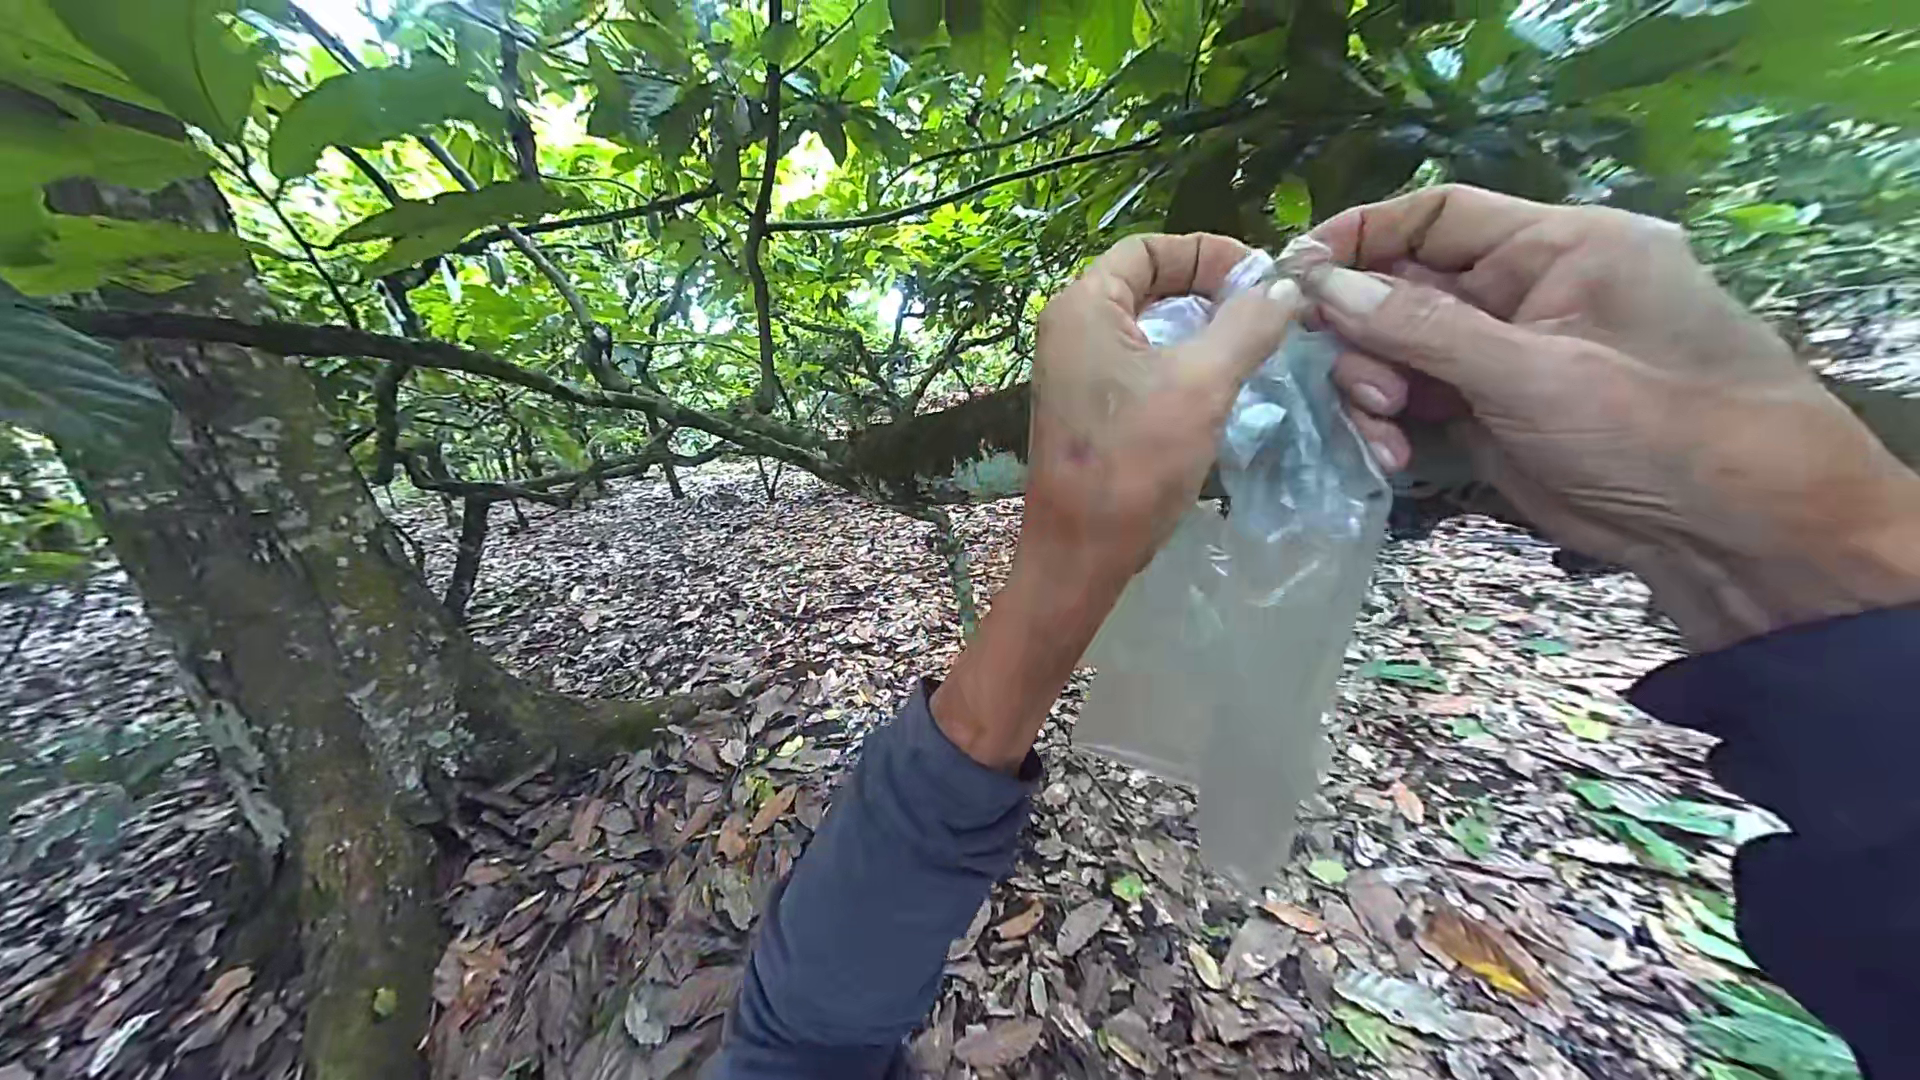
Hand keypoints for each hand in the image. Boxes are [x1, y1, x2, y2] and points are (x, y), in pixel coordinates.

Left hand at [933, 233, 1300, 769]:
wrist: (1080, 551)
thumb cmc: (1134, 464)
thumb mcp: (1202, 384)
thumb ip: (1248, 323)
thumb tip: (1286, 285)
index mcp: (1082, 308)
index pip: (1149, 249)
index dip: (1209, 254)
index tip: (1260, 281)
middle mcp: (1067, 331)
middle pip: (1146, 287)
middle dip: (1206, 295)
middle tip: (1260, 318)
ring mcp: (1070, 373)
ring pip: (1144, 331)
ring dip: (1196, 334)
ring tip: (1246, 354)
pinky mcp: (1082, 408)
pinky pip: (1134, 367)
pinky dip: (1175, 367)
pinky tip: (1211, 389)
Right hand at [1308, 184, 1919, 648]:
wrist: (1722, 528)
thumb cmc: (1652, 426)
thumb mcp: (1527, 371)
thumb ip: (1419, 328)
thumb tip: (1322, 285)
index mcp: (1551, 249)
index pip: (1436, 215)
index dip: (1360, 235)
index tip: (1295, 273)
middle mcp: (1512, 294)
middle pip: (1397, 292)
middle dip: (1363, 339)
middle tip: (1364, 388)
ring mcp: (1487, 354)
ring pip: (1388, 351)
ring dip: (1369, 389)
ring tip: (1386, 427)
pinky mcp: (1472, 405)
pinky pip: (1401, 398)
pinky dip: (1385, 424)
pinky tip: (1396, 456)